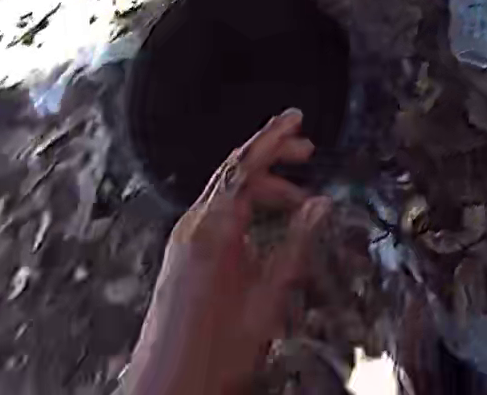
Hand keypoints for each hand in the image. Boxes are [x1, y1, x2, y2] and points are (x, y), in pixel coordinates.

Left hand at [125, 110, 331, 394]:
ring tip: (298, 200)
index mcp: (213, 228)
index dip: (273, 137)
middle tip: (307, 152)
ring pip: (228, 190)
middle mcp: (194, 223)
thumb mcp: (267, 299)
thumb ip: (295, 246)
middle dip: (273, 156)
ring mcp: (185, 236)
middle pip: (236, 170)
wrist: (165, 390)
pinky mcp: (184, 251)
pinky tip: (268, 221)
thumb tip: (321, 204)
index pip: (245, 165)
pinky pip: (219, 209)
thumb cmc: (213, 353)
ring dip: (264, 185)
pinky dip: (247, 205)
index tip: (296, 118)